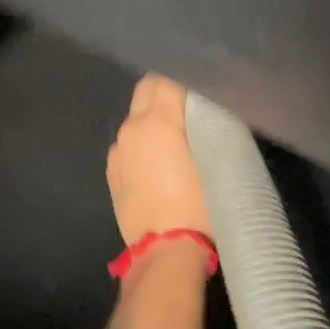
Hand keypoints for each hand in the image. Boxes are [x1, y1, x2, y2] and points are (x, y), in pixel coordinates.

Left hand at [106, 75, 211, 246]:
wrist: (167, 252)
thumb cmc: (200, 205)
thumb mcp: (216, 159)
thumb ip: (208, 124)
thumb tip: (208, 108)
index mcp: (156, 119)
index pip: (167, 77)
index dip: (188, 78)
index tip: (205, 88)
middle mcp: (130, 128)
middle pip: (146, 90)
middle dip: (167, 92)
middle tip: (193, 108)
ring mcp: (117, 151)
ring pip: (136, 118)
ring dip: (154, 119)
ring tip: (178, 140)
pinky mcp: (112, 173)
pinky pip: (129, 144)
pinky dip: (144, 144)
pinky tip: (161, 164)